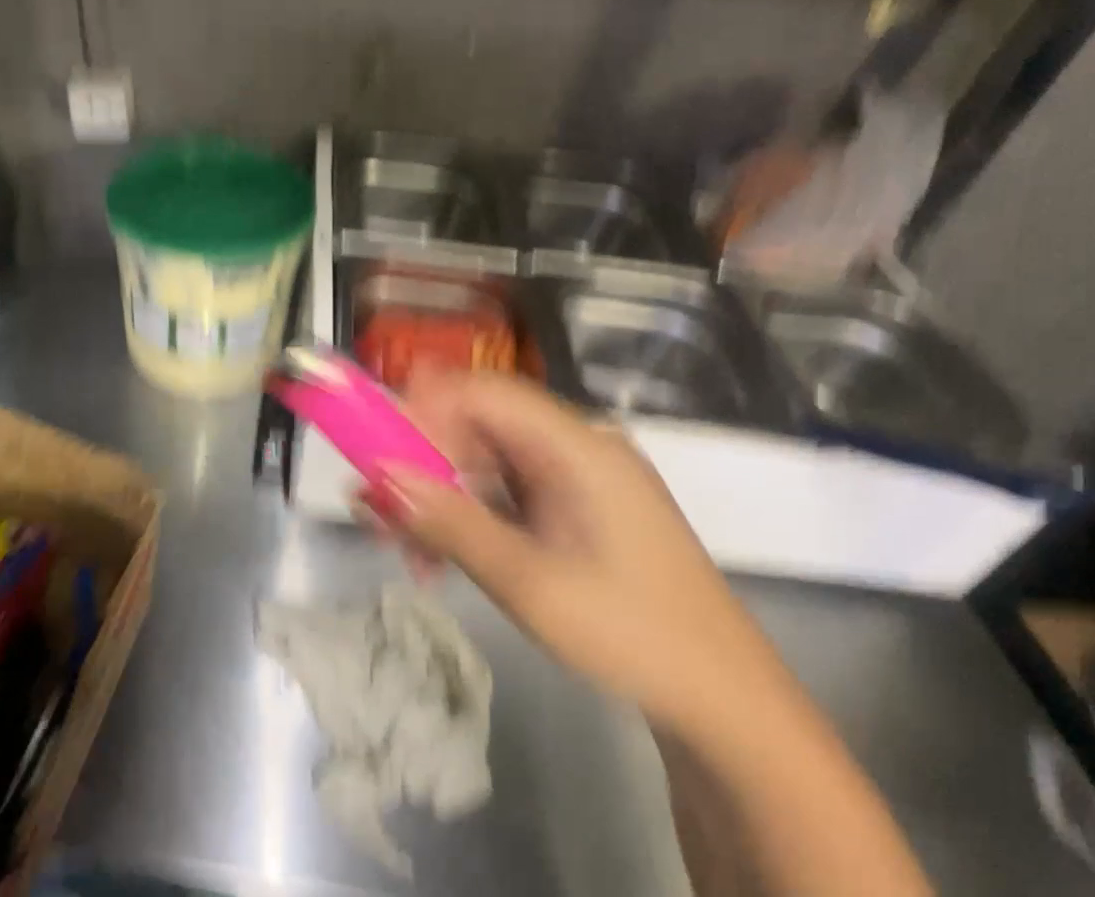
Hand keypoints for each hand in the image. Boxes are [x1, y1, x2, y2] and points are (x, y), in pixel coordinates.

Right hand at [366, 369, 793, 729]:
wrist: (721, 700)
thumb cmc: (631, 634)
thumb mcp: (527, 581)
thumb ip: (449, 523)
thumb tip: (376, 476)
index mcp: (577, 449)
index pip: (483, 394)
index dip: (419, 409)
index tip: (372, 452)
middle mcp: (578, 450)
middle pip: (480, 428)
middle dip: (421, 465)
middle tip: (377, 517)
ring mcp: (581, 483)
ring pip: (487, 465)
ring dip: (440, 499)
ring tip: (405, 552)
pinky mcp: (579, 513)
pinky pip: (507, 495)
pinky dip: (468, 518)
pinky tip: (442, 558)